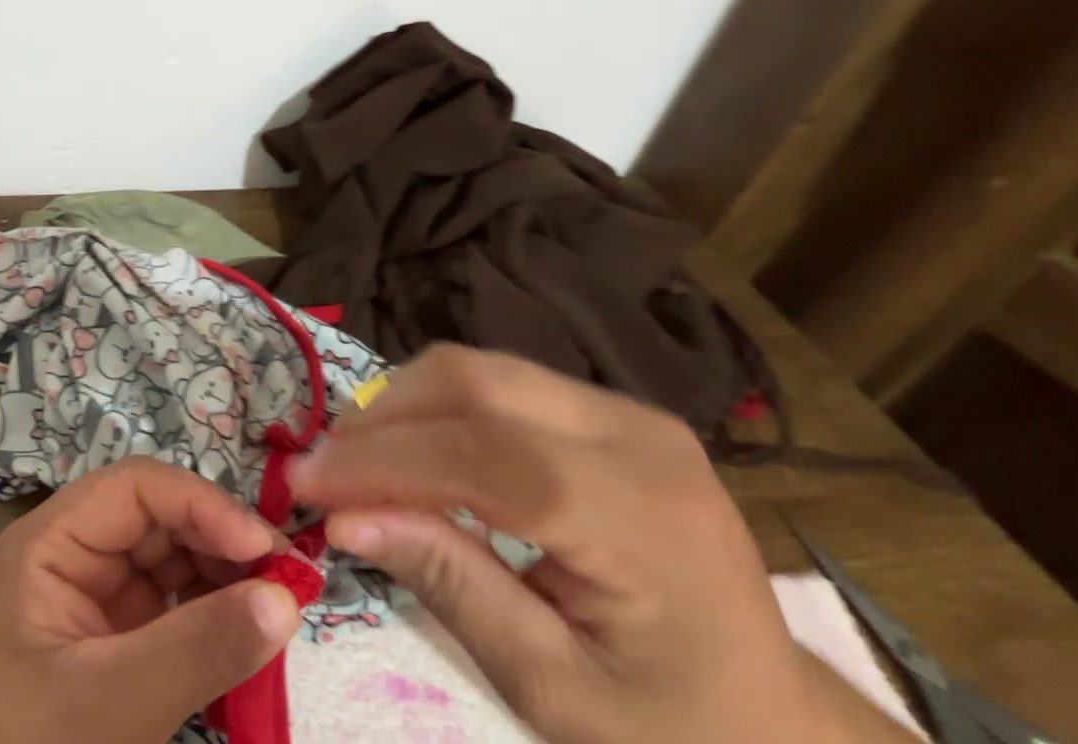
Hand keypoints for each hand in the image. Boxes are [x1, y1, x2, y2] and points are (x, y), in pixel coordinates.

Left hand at [0, 457, 304, 743]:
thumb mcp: (112, 702)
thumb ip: (198, 648)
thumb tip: (288, 599)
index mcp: (50, 545)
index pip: (135, 489)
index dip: (202, 504)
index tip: (263, 549)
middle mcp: (76, 555)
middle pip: (162, 517)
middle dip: (224, 540)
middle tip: (290, 582)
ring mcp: (100, 597)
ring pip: (177, 557)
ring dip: (229, 575)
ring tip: (277, 609)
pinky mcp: (122, 637)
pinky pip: (180, 604)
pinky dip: (218, 613)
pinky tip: (249, 633)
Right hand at [292, 344, 915, 743]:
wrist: (776, 718)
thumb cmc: (668, 726)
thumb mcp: (550, 683)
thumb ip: (450, 584)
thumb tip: (343, 517)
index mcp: (640, 515)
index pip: (483, 454)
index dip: (380, 461)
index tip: (301, 485)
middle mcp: (638, 436)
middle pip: (476, 381)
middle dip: (381, 418)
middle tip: (321, 471)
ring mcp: (631, 415)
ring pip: (482, 369)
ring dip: (404, 408)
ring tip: (355, 465)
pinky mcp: (615, 415)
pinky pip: (504, 386)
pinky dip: (441, 412)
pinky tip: (414, 457)